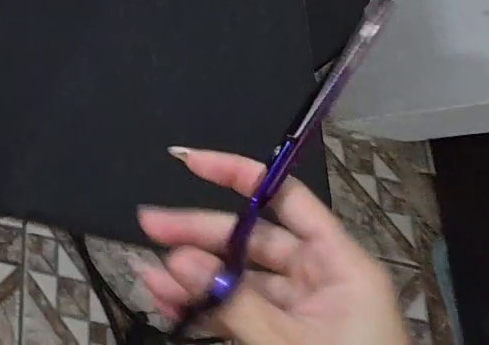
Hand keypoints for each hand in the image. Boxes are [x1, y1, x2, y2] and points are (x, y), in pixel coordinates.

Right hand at [136, 149, 408, 344]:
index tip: (186, 163)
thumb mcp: (291, 344)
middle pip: (248, 238)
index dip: (236, 174)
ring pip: (235, 277)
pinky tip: (166, 302)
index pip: (285, 198)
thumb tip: (177, 259)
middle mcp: (320, 279)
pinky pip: (235, 310)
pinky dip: (202, 306)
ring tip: (148, 277)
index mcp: (340, 266)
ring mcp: (301, 312)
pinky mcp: (284, 339)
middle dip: (195, 234)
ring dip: (190, 276)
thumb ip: (234, 301)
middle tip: (148, 227)